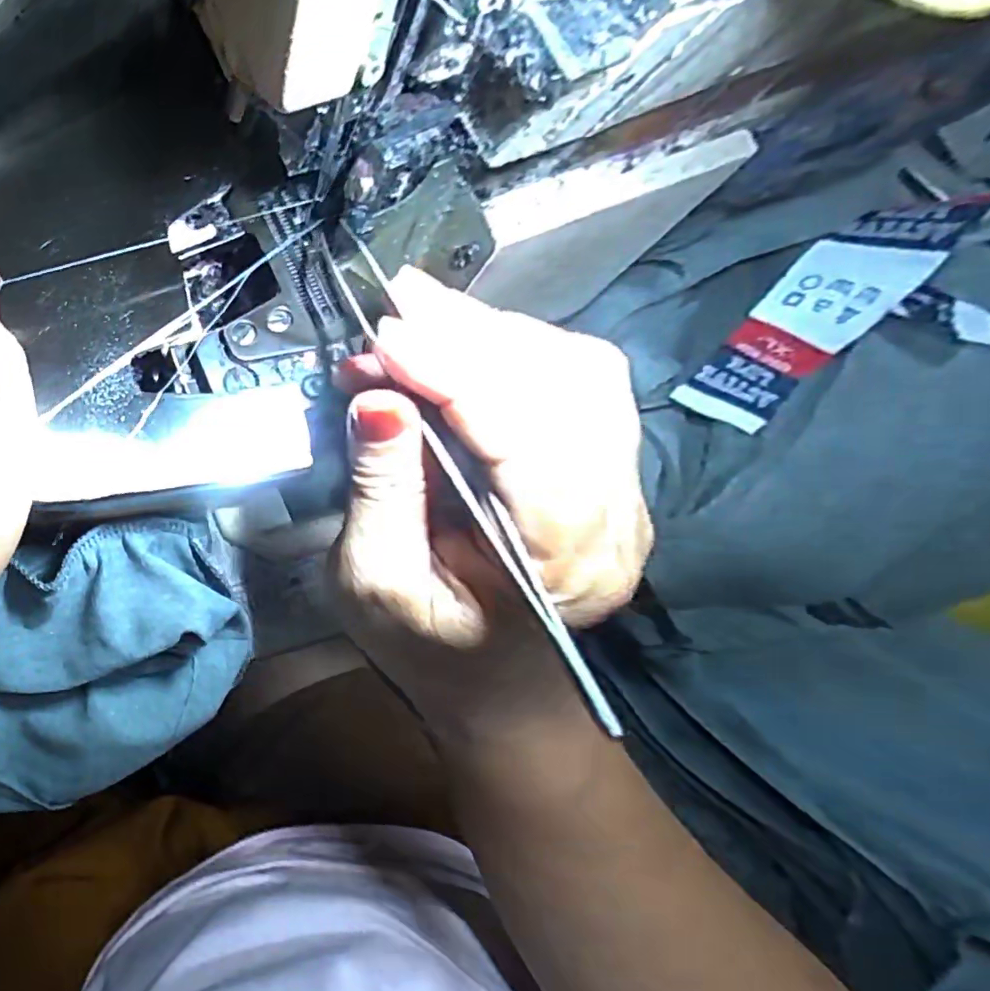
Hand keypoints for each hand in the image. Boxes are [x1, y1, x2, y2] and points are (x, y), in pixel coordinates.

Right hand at [329, 267, 650, 743]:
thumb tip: (375, 401)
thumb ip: (378, 493)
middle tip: (397, 304)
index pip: (528, 441)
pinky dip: (504, 351)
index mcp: (557, 561)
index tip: (390, 335)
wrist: (490, 686)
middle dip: (474, 336)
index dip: (458, 377)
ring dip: (491, 333)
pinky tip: (452, 340)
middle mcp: (612, 515)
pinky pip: (567, 385)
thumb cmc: (422, 645)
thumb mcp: (371, 581)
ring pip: (576, 373)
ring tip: (415, 313)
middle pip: (567, 389)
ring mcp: (618, 487)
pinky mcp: (599, 468)